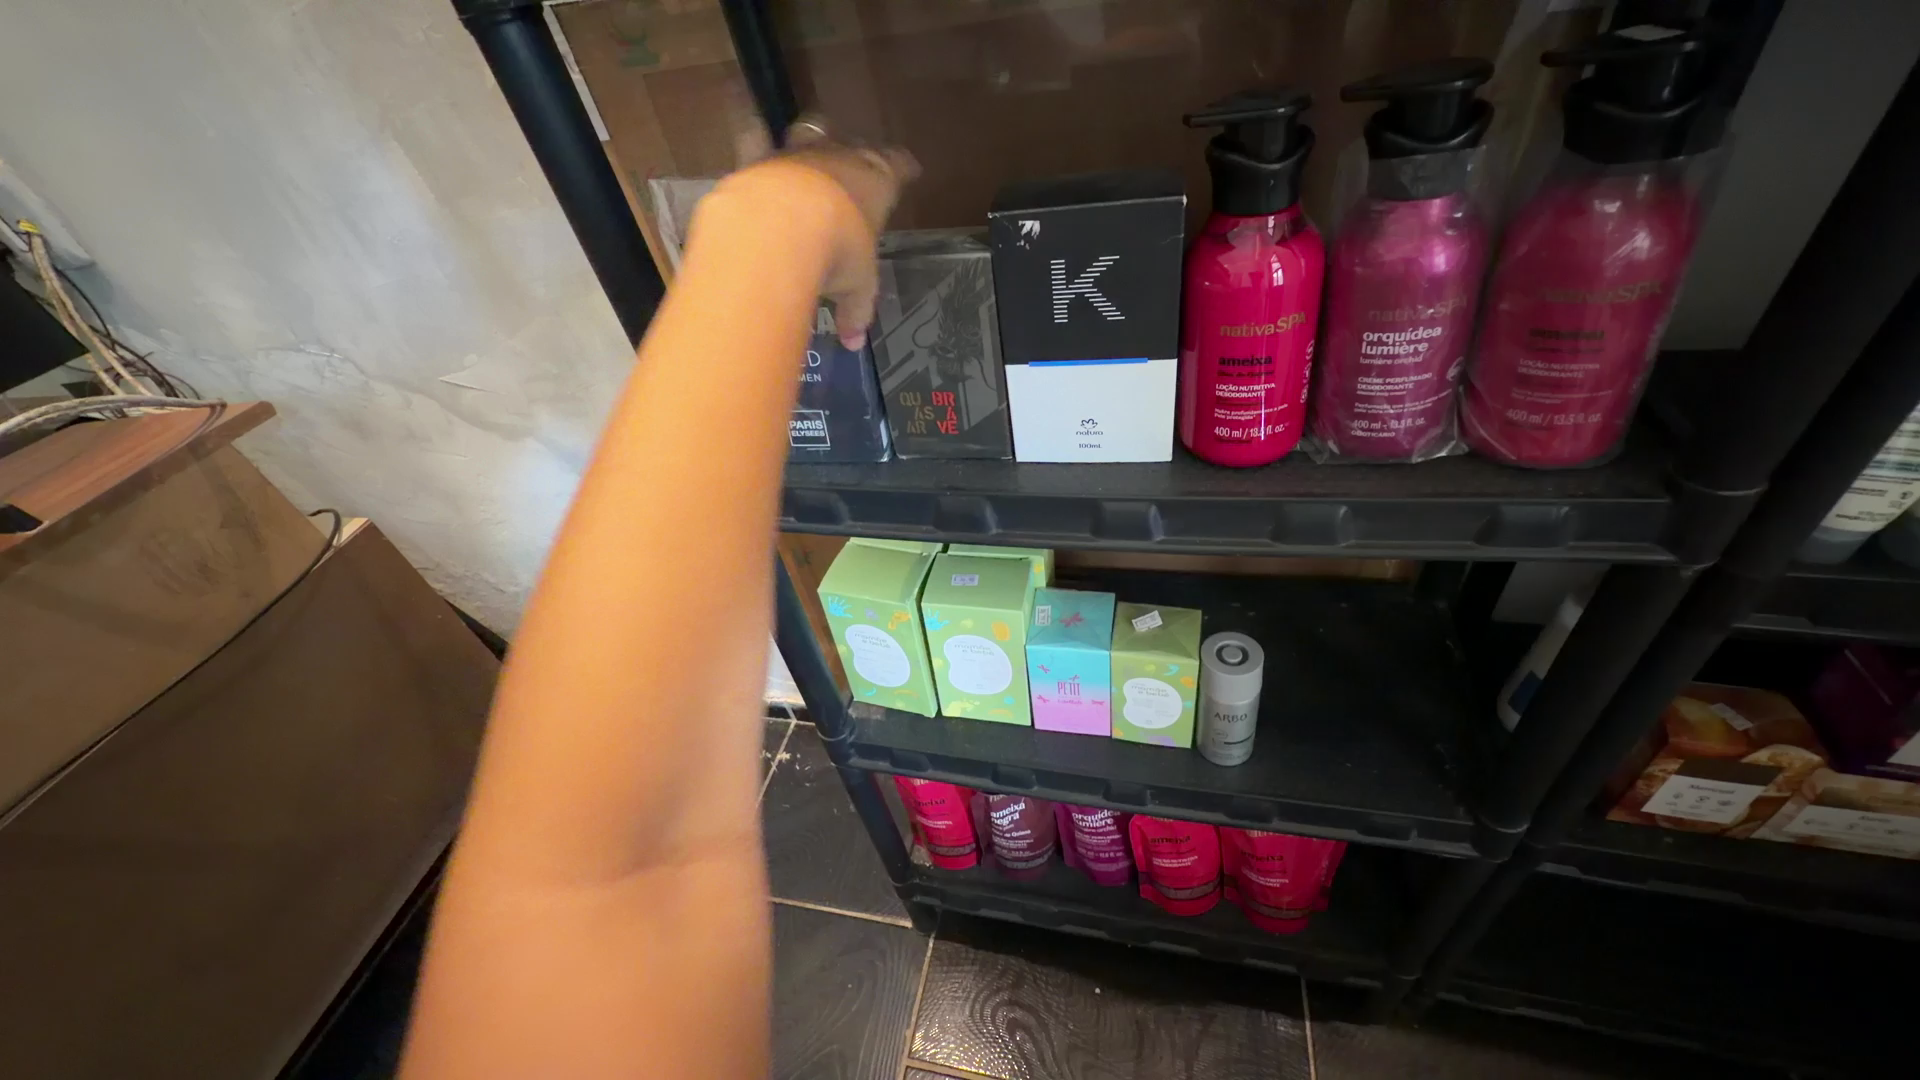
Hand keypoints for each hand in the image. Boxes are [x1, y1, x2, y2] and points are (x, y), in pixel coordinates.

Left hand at [716, 117, 917, 348]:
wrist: (782, 229)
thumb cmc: (838, 255)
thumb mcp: (856, 289)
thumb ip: (856, 312)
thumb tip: (854, 344)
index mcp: (877, 186)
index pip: (897, 168)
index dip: (903, 169)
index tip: (909, 169)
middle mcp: (841, 160)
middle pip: (855, 145)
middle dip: (857, 150)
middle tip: (855, 159)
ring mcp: (799, 155)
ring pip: (810, 129)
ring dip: (810, 134)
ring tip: (807, 135)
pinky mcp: (759, 158)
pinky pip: (752, 130)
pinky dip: (748, 122)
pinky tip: (742, 110)